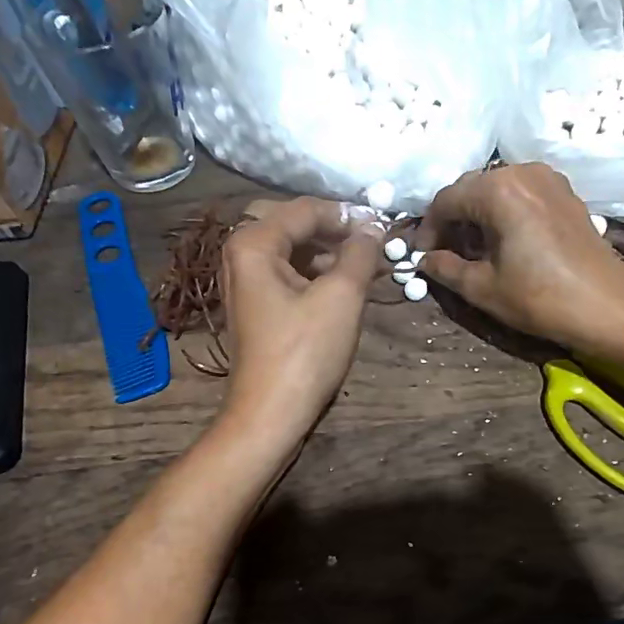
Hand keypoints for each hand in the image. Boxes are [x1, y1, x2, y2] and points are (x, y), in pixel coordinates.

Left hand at [220, 197, 381, 437]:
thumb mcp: (341, 296)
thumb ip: (359, 253)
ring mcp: (245, 283)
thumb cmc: (304, 352)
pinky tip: (344, 287)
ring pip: (290, 250)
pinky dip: (314, 275)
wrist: (270, 414)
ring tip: (366, 267)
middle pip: (293, 225)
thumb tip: (373, 228)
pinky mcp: (255, 307)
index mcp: (252, 244)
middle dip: (333, 231)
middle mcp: (240, 256)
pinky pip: (286, 274)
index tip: (383, 226)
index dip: (347, 215)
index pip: (305, 210)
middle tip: (369, 244)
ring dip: (327, 254)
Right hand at [416, 164, 623, 349]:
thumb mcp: (481, 287)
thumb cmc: (539, 298)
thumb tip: (425, 260)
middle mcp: (522, 172)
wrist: (606, 305)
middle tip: (443, 253)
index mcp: (498, 190)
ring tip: (471, 249)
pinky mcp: (563, 191)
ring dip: (476, 214)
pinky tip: (500, 240)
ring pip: (494, 188)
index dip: (428, 229)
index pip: (446, 200)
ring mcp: (547, 178)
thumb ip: (445, 268)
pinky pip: (519, 192)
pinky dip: (502, 211)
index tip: (422, 255)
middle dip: (452, 219)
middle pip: (470, 189)